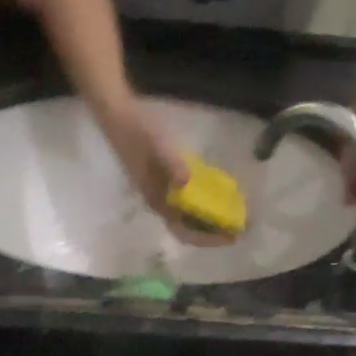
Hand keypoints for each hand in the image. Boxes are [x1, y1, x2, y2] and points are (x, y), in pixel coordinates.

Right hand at [100, 103, 237, 247]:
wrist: (118, 117)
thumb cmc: (138, 132)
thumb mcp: (157, 145)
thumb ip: (171, 164)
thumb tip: (186, 181)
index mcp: (157, 200)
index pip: (184, 231)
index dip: (207, 238)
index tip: (230, 237)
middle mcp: (160, 202)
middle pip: (188, 228)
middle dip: (212, 231)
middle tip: (237, 230)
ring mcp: (161, 192)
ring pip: (188, 216)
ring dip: (209, 220)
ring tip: (231, 216)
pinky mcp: (164, 180)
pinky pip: (187, 201)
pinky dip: (203, 204)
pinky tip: (217, 196)